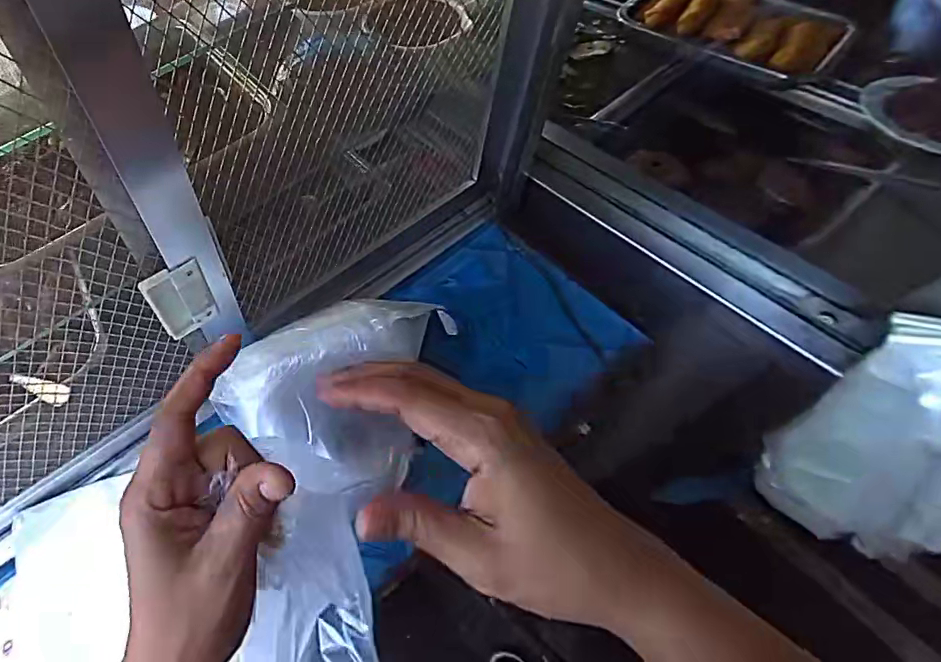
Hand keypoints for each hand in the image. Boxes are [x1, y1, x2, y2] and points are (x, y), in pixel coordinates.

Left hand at [122, 335, 295, 661]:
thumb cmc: (185, 625)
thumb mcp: (221, 566)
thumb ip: (249, 513)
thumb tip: (280, 473)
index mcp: (153, 492)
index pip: (175, 417)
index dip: (201, 376)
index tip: (230, 344)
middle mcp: (165, 487)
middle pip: (218, 442)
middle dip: (247, 472)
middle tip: (260, 520)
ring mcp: (183, 500)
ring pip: (234, 461)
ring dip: (254, 491)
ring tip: (258, 537)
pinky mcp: (200, 513)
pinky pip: (236, 484)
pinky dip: (254, 502)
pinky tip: (258, 535)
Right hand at [318, 363, 809, 661]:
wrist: (616, 566)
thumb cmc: (551, 566)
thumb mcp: (480, 557)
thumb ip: (420, 526)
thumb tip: (360, 514)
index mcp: (483, 436)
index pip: (411, 399)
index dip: (364, 391)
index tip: (324, 388)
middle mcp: (491, 411)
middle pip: (421, 377)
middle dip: (371, 375)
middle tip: (326, 380)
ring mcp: (501, 414)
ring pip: (435, 381)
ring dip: (390, 379)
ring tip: (348, 386)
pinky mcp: (504, 425)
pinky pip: (449, 395)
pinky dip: (413, 392)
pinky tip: (394, 406)